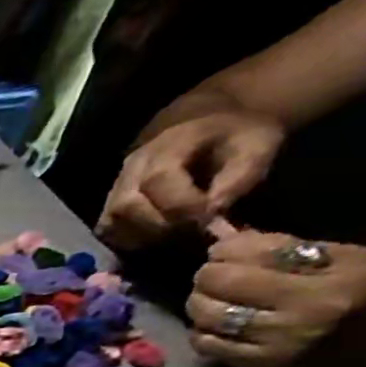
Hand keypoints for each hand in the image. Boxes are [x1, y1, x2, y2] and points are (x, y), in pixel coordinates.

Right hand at [98, 111, 284, 249]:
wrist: (209, 124)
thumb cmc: (235, 136)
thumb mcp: (257, 145)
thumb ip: (240, 177)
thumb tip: (212, 212)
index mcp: (167, 146)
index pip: (158, 180)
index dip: (182, 205)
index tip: (211, 219)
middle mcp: (130, 168)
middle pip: (125, 207)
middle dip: (160, 226)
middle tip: (193, 232)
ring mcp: (114, 189)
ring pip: (111, 223)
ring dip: (143, 238)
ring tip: (177, 238)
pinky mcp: (109, 207)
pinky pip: (108, 231)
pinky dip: (130, 241)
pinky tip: (158, 240)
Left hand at [186, 232, 365, 366]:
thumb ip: (301, 248)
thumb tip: (235, 239)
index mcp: (341, 274)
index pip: (261, 252)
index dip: (228, 248)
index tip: (222, 251)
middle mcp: (307, 307)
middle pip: (222, 281)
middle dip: (208, 274)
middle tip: (212, 276)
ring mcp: (279, 340)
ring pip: (207, 313)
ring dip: (198, 303)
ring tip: (209, 299)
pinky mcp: (261, 366)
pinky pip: (207, 344)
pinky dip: (201, 332)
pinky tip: (213, 326)